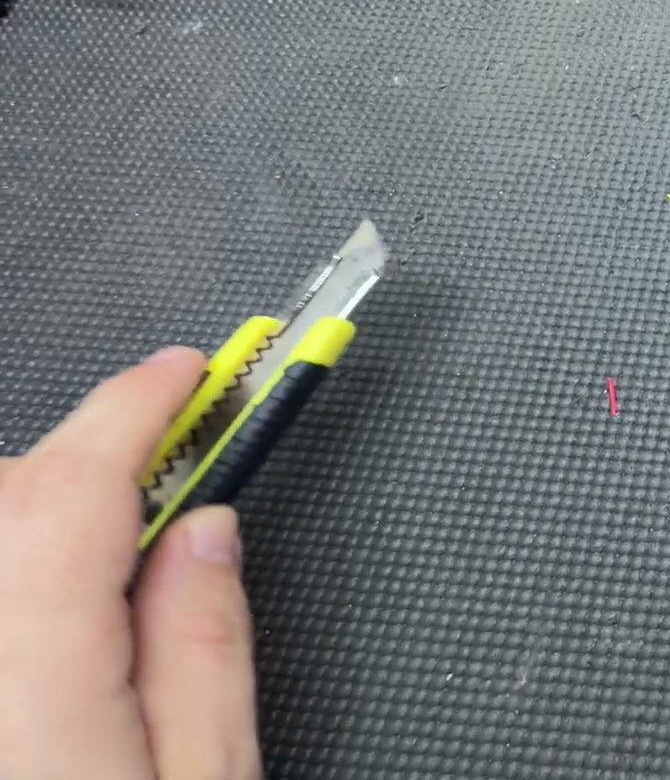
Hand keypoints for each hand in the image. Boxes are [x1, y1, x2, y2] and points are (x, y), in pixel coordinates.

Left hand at [0, 347, 260, 779]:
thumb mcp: (210, 774)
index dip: (137, 410)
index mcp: (20, 699)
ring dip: (20, 515)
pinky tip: (35, 605)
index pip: (66, 496)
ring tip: (96, 549)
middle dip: (75, 464)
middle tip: (166, 467)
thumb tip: (206, 526)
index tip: (191, 370)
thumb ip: (204, 638)